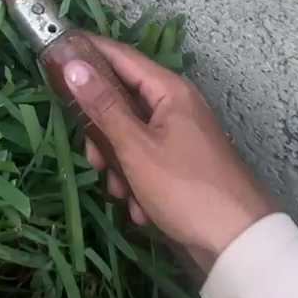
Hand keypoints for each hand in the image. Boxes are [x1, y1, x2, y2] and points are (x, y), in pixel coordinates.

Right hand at [64, 34, 275, 270]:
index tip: (57, 53)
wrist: (240, 246)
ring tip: (119, 191)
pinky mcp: (185, 163)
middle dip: (101, 129)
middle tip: (90, 155)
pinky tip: (139, 207)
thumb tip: (72, 65)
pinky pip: (149, 158)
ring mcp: (183, 135)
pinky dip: (138, 179)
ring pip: (132, 133)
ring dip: (118, 162)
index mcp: (169, 90)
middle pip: (123, 99)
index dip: (88, 51)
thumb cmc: (185, 188)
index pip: (120, 55)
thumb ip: (102, 105)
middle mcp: (177, 105)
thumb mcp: (135, 147)